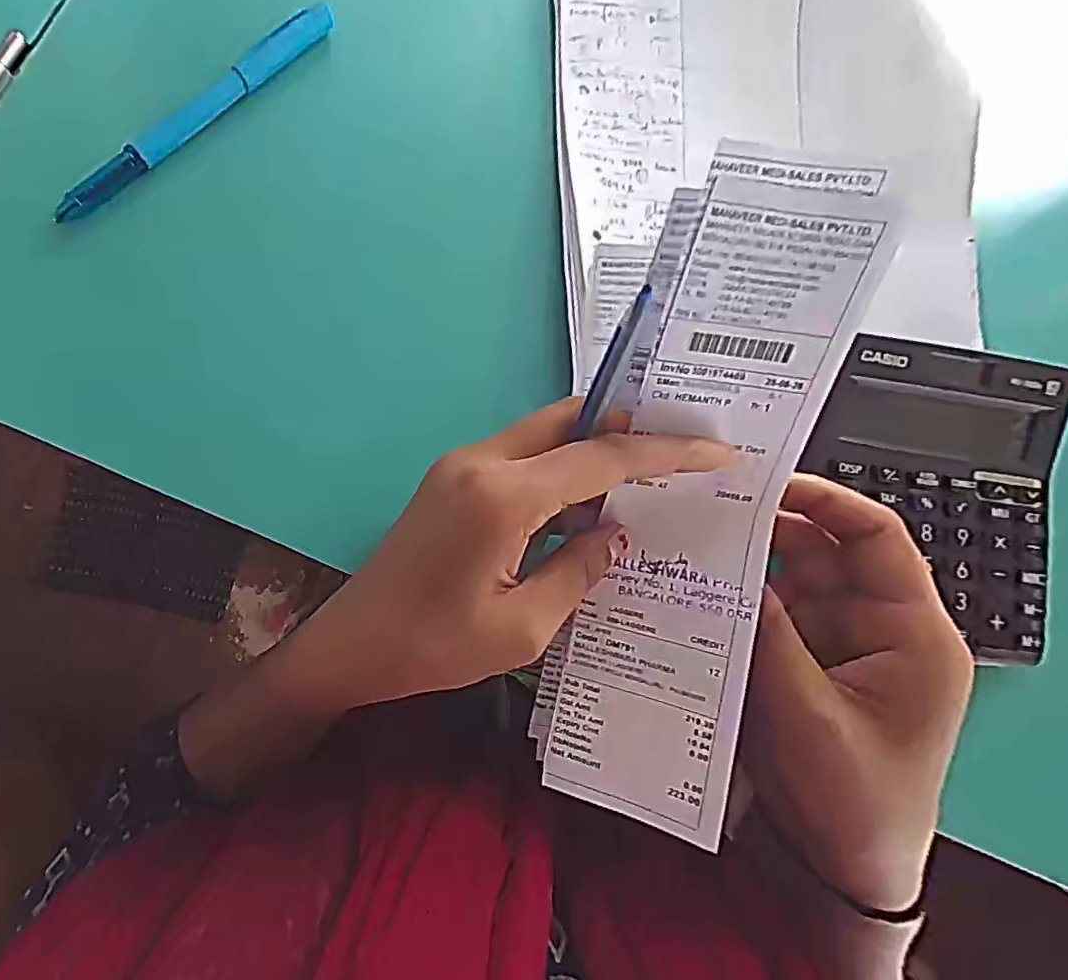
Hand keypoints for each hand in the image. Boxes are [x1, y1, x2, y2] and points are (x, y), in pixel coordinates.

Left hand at [276, 396, 734, 713]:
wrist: (353, 642)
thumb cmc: (434, 646)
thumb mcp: (523, 625)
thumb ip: (580, 570)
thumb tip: (616, 534)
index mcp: (502, 496)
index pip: (601, 456)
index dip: (665, 452)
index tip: (715, 450)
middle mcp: (481, 461)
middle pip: (567, 421)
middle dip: (626, 427)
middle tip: (680, 443)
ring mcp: (460, 465)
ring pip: (543, 435)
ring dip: (590, 448)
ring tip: (644, 474)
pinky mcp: (450, 479)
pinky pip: (520, 459)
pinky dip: (558, 470)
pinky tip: (585, 502)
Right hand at [741, 474, 974, 913]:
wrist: (840, 865)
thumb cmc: (856, 800)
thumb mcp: (813, 718)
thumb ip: (772, 640)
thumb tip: (736, 574)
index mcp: (912, 634)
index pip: (878, 540)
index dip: (831, 502)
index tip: (775, 482)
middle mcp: (875, 627)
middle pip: (826, 553)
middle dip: (774, 530)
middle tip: (716, 511)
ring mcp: (835, 642)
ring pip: (790, 580)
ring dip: (750, 565)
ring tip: (700, 547)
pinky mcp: (802, 660)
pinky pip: (769, 612)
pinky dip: (740, 600)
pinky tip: (703, 592)